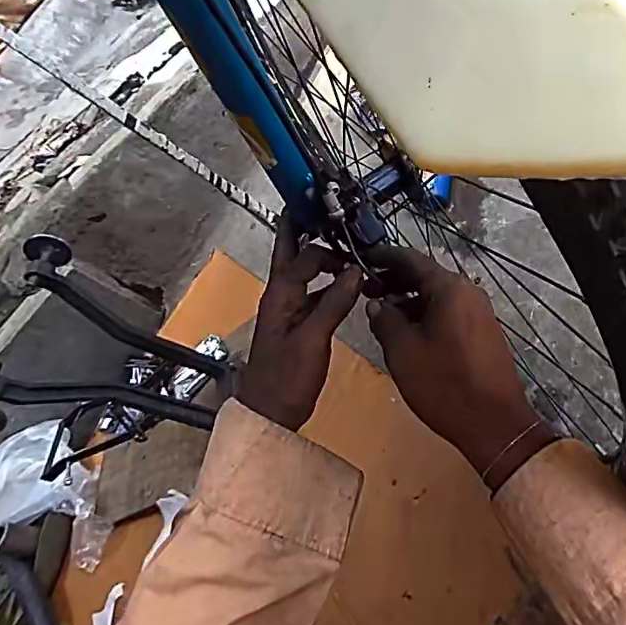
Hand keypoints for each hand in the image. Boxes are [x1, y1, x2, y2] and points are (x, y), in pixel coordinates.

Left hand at [237, 219, 363, 429]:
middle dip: (305, 230)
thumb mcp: (312, 339)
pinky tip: (348, 285)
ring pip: (304, 272)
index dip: (325, 245)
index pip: (303, 256)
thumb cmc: (286, 377)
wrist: (269, 413)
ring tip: (347, 246)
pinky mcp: (297, 323)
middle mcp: (280, 295)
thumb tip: (356, 270)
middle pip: (291, 253)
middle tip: (327, 211)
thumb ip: (334, 303)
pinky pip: (314, 293)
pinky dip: (330, 284)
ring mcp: (288, 308)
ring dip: (322, 258)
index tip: (348, 233)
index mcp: (279, 294)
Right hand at [366, 248, 557, 488]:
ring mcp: (479, 313)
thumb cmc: (444, 384)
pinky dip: (425, 314)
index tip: (362, 257)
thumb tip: (377, 304)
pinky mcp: (483, 333)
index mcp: (449, 289)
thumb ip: (385, 319)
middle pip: (425, 276)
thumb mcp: (402, 350)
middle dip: (393, 280)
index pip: (411, 259)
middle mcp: (468, 293)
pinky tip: (407, 332)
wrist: (495, 425)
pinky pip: (448, 312)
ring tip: (382, 314)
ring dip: (408, 300)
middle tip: (365, 289)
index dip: (383, 257)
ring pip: (436, 296)